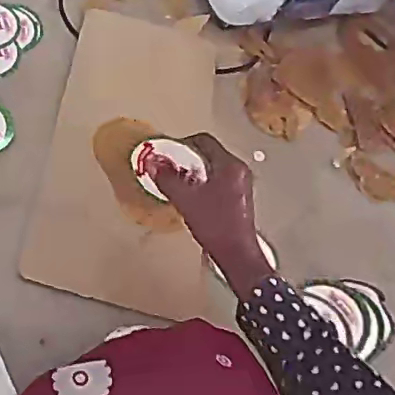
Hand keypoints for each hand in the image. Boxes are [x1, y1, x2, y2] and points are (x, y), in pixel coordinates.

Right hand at [154, 134, 272, 296]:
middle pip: (209, 153)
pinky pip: (218, 180)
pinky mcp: (239, 198)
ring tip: (178, 182)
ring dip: (194, 172)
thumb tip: (153, 164)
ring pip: (213, 167)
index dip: (182, 144)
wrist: (236, 254)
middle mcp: (239, 171)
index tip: (168, 153)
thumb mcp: (185, 199)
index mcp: (229, 165)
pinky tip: (191, 196)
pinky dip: (203, 183)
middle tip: (170, 167)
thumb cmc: (217, 227)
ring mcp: (241, 184)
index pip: (204, 141)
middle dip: (186, 159)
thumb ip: (167, 178)